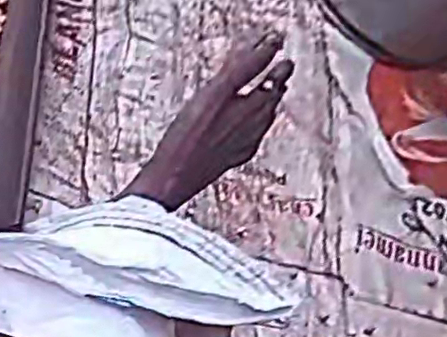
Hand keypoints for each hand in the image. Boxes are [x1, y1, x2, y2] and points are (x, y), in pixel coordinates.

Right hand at [119, 29, 293, 210]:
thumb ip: (248, 65)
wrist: (167, 183)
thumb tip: (271, 43)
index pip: (279, 74)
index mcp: (259, 106)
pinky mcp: (226, 164)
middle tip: (265, 74)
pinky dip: (240, 130)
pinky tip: (229, 131)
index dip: (275, 60)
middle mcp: (257, 128)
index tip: (271, 51)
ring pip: (258, 120)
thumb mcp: (217, 92)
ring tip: (248, 101)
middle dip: (268, 85)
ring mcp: (242, 148)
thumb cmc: (187, 141)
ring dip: (255, 108)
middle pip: (271, 99)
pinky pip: (242, 140)